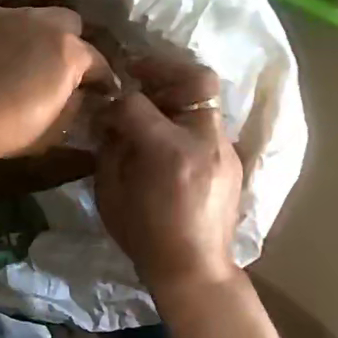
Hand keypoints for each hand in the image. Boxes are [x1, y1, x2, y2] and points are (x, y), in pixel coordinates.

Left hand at [0, 6, 113, 164]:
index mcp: (71, 52)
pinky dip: (16, 35)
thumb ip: (76, 107)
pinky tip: (5, 55)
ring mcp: (14, 15)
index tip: (98, 95)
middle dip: (73, 46)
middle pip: (72, 27)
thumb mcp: (52, 130)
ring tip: (31, 60)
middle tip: (60, 72)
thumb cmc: (1, 129)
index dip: (101, 82)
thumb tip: (82, 95)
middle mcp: (47, 24)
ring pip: (41, 18)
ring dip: (44, 36)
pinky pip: (12, 22)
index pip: (99, 64)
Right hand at [94, 53, 242, 290]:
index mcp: (168, 150)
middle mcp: (204, 140)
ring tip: (152, 105)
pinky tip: (168, 137)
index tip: (103, 111)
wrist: (194, 268)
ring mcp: (226, 149)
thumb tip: (111, 121)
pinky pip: (209, 125)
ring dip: (177, 94)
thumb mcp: (110, 192)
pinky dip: (186, 119)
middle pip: (195, 79)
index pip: (135, 102)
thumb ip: (110, 148)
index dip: (114, 102)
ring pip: (207, 99)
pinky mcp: (234, 159)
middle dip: (163, 70)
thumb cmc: (143, 235)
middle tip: (138, 74)